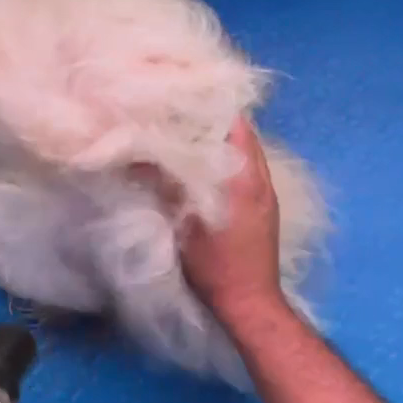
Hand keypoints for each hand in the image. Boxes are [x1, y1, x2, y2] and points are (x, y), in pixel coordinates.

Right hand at [177, 116, 284, 315]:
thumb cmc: (214, 265)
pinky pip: (244, 170)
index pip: (235, 125)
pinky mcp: (261, 208)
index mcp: (245, 178)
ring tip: (181, 136)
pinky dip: (222, 161)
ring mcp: (265, 195)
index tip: (179, 99)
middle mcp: (261, 180)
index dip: (208, 107)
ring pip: (243, 153)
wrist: (248, 303)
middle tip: (174, 115)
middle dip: (208, 122)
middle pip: (241, 135)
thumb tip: (137, 154)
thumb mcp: (181, 223)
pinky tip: (196, 167)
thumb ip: (163, 185)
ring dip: (215, 142)